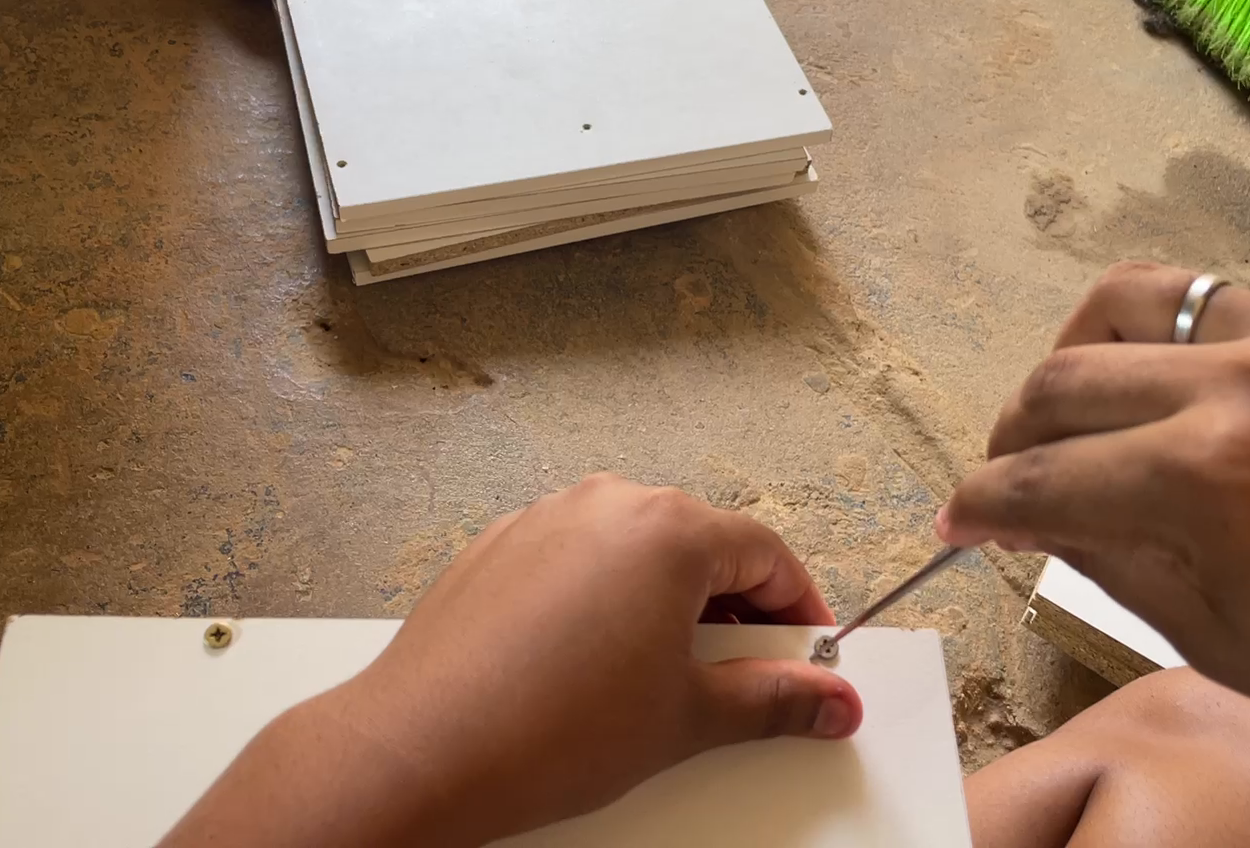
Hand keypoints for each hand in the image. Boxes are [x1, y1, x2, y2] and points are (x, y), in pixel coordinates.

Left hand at [163, 475, 860, 847]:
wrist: (419, 748)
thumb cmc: (553, 729)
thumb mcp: (686, 716)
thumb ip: (774, 700)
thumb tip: (830, 701)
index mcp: (668, 529)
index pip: (766, 552)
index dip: (798, 605)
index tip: (807, 651)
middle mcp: (611, 501)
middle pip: (704, 543)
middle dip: (736, 605)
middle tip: (740, 670)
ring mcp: (554, 513)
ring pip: (643, 545)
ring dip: (672, 597)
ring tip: (661, 668)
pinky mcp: (510, 538)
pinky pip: (585, 551)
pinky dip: (611, 591)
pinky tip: (593, 653)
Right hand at [939, 262, 1249, 845]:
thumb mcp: (1201, 631)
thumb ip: (1088, 549)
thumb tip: (1015, 507)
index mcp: (1211, 484)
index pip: (1043, 479)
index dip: (979, 504)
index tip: (953, 523)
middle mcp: (1240, 386)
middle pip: (1057, 384)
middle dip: (1008, 439)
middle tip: (1008, 480)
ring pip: (1111, 305)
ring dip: (1065, 363)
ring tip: (1072, 415)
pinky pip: (1192, 297)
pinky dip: (1138, 332)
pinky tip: (1145, 381)